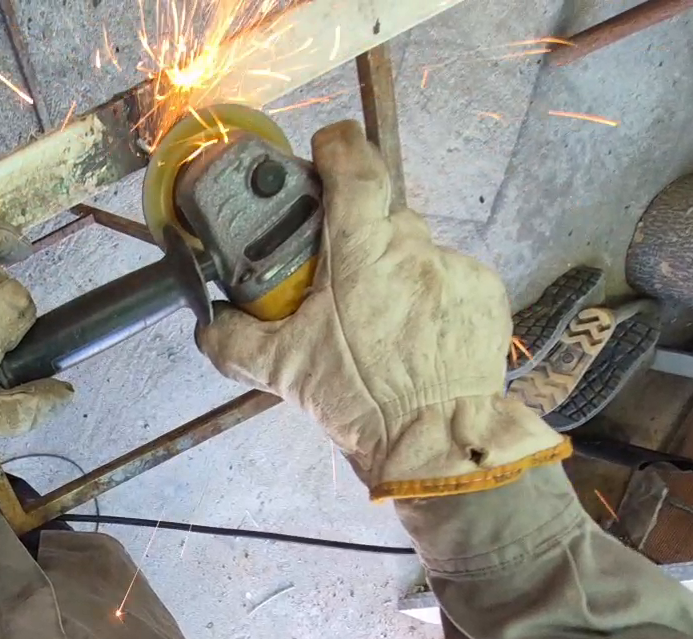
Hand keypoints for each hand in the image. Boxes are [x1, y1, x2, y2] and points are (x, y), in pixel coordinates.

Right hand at [194, 120, 566, 498]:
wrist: (434, 437)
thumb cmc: (357, 398)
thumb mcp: (283, 373)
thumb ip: (234, 343)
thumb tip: (208, 324)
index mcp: (362, 254)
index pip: (355, 169)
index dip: (336, 148)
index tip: (324, 149)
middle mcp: (414, 248)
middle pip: (380, 217)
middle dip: (354, 238)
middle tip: (331, 280)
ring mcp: (455, 269)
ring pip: (412, 253)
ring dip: (389, 275)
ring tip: (374, 325)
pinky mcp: (483, 294)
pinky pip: (445, 280)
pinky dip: (424, 298)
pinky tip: (411, 338)